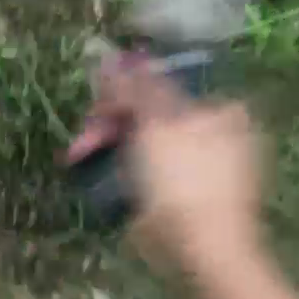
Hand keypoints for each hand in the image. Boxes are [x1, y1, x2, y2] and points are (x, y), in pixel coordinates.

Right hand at [74, 61, 265, 268]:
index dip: (132, 79)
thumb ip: (134, 86)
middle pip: (147, 104)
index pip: (168, 78)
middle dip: (111, 111)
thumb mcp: (155, 121)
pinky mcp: (172, 179)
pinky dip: (111, 154)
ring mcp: (192, 157)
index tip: (104, 87)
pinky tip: (85, 157)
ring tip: (80, 148)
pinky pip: (136, 154)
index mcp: (218, 113)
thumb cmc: (183, 176)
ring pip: (136, 129)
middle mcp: (209, 130)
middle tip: (91, 120)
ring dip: (103, 134)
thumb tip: (115, 56)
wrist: (197, 243)